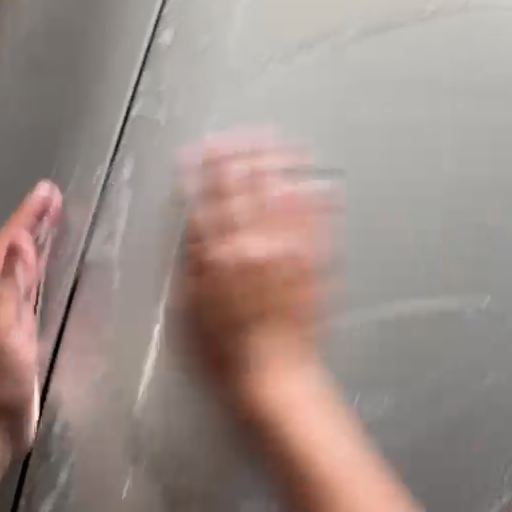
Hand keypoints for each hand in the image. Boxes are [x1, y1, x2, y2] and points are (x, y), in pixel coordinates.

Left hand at [0, 181, 62, 454]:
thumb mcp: (0, 333)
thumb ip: (10, 289)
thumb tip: (21, 241)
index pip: (8, 246)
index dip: (27, 217)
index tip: (48, 192)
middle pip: (13, 255)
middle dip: (32, 225)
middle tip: (55, 199)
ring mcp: (2, 324)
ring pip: (20, 274)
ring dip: (35, 248)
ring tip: (53, 227)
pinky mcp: (17, 343)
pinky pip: (29, 297)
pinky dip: (38, 278)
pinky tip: (45, 280)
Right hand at [182, 135, 331, 409]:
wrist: (272, 378)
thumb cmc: (226, 353)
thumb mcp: (190, 307)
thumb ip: (194, 262)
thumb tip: (194, 227)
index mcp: (219, 256)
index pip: (210, 200)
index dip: (206, 169)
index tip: (204, 149)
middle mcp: (255, 247)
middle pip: (248, 190)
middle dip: (245, 156)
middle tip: (246, 134)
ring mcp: (288, 255)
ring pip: (284, 198)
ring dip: (282, 168)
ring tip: (284, 144)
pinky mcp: (313, 268)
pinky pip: (318, 225)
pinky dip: (319, 201)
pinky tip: (321, 183)